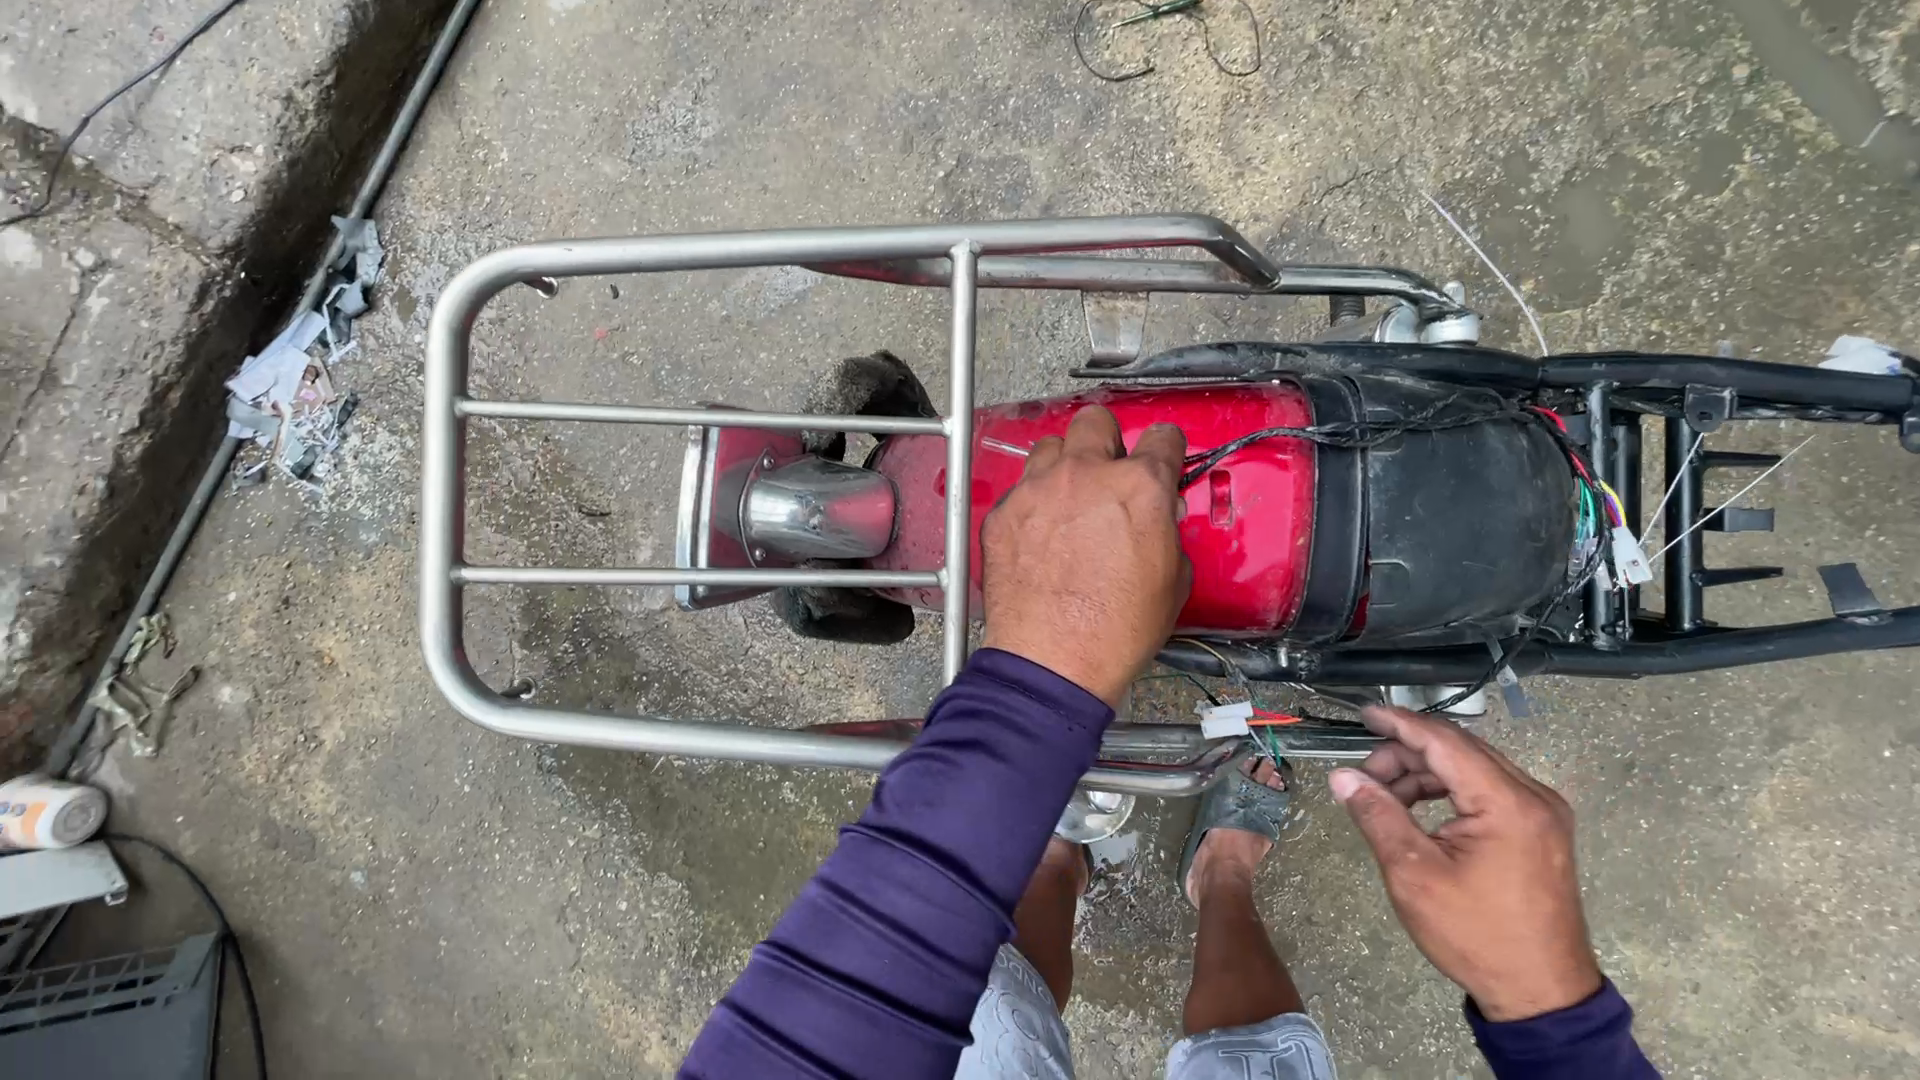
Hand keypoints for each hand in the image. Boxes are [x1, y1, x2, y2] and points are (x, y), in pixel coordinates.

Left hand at [979, 406, 1190, 705]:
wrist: (1053, 660)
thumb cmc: (1115, 629)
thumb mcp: (1174, 580)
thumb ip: (1167, 531)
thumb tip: (1158, 520)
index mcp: (1139, 487)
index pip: (1162, 437)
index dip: (1166, 449)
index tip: (1160, 457)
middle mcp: (1085, 475)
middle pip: (1095, 421)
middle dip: (1107, 440)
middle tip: (1109, 470)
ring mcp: (1038, 490)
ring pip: (1051, 447)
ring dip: (1064, 465)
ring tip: (1069, 499)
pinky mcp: (1004, 512)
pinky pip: (1021, 488)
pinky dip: (1033, 502)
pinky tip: (1039, 533)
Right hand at [1328, 707, 1602, 1021]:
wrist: (1541, 994)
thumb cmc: (1475, 933)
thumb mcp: (1413, 873)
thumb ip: (1377, 814)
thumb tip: (1343, 776)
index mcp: (1507, 803)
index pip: (1444, 742)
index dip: (1399, 723)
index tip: (1363, 713)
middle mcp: (1532, 797)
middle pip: (1458, 749)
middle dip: (1404, 752)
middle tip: (1363, 775)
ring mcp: (1540, 813)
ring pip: (1470, 766)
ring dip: (1422, 771)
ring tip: (1383, 796)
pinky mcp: (1538, 829)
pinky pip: (1484, 788)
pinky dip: (1445, 789)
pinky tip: (1415, 808)